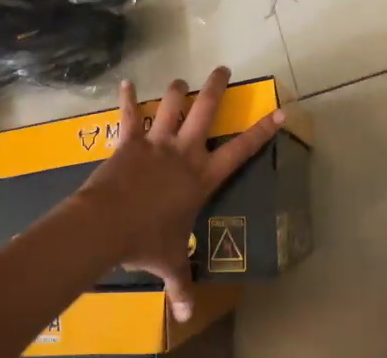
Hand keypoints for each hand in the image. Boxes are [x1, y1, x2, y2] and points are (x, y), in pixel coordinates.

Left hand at [73, 67, 283, 321]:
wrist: (106, 224)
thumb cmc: (145, 242)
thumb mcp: (168, 263)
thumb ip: (179, 284)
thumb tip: (182, 316)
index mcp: (201, 177)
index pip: (240, 151)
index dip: (261, 131)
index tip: (279, 111)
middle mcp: (183, 152)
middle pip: (205, 109)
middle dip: (216, 86)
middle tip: (222, 69)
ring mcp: (156, 141)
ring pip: (171, 103)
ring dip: (176, 89)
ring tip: (180, 80)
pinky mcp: (129, 140)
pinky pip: (128, 114)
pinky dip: (126, 98)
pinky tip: (124, 83)